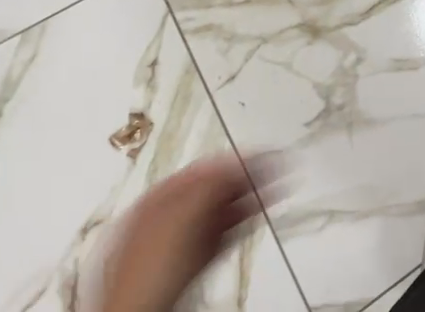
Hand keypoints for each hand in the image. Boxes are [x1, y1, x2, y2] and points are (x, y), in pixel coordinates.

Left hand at [98, 154, 271, 311]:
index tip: (263, 153)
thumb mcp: (182, 217)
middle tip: (275, 169)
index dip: (234, 158)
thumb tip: (235, 162)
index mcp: (156, 200)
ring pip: (221, 211)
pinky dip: (241, 222)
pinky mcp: (190, 264)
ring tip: (275, 189)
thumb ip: (208, 185)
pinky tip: (258, 214)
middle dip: (246, 178)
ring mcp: (177, 242)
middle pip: (214, 188)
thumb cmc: (148, 272)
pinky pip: (222, 234)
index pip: (201, 168)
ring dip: (249, 198)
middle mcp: (165, 217)